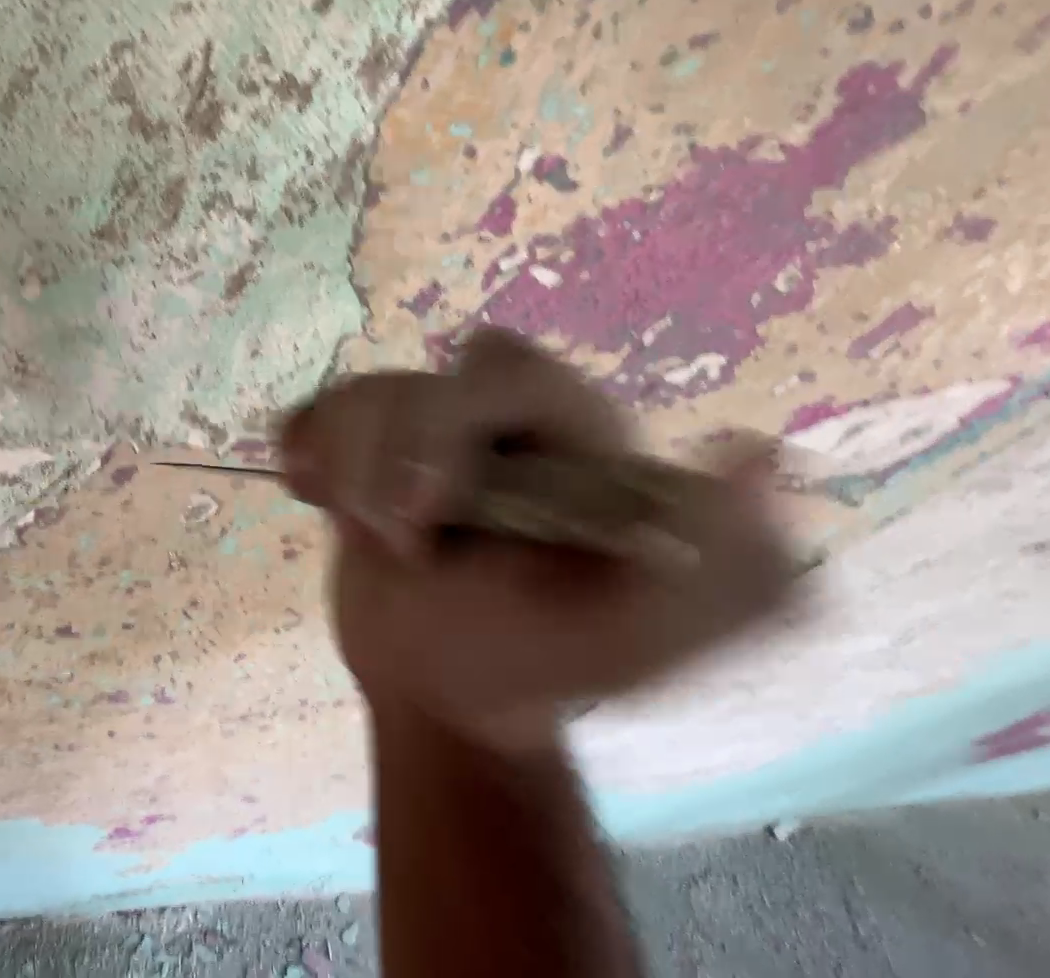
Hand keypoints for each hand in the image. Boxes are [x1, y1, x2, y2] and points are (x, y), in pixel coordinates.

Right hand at [279, 328, 797, 748]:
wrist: (439, 689)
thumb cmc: (534, 667)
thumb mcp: (635, 642)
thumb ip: (726, 570)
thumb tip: (753, 451)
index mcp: (571, 435)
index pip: (499, 368)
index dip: (441, 425)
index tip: (422, 518)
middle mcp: (496, 417)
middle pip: (407, 384)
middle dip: (377, 463)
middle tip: (396, 544)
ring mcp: (420, 430)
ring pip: (350, 398)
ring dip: (342, 477)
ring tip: (371, 540)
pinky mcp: (360, 450)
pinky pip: (312, 415)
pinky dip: (303, 455)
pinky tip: (317, 499)